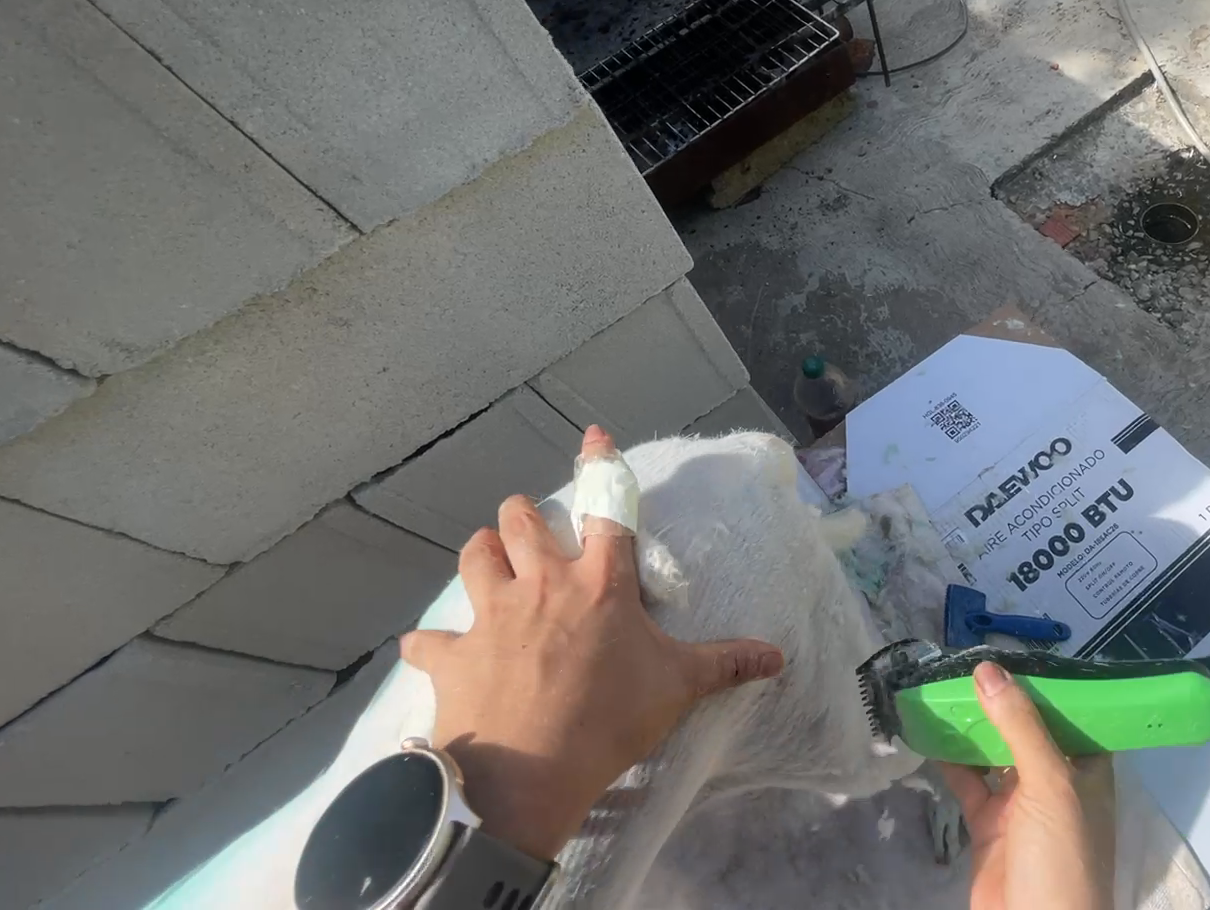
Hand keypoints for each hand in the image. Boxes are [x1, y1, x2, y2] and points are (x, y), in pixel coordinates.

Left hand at [400, 426, 784, 860]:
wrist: (525, 776)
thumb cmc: (610, 718)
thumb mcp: (679, 686)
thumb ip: (727, 663)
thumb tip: (780, 656)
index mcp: (600, 582)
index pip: (607, 507)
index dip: (602, 464)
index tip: (594, 432)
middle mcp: (543, 583)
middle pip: (521, 522)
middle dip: (524, 514)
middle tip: (530, 525)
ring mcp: (491, 615)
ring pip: (474, 557)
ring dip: (481, 552)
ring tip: (487, 556)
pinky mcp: (452, 656)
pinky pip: (429, 641)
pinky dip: (432, 644)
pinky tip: (431, 651)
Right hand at [940, 662, 1103, 909]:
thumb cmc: (1061, 859)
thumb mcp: (1050, 784)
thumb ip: (1020, 725)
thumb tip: (988, 669)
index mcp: (1086, 769)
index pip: (1071, 713)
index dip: (1045, 683)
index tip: (1013, 651)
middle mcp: (1056, 781)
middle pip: (1027, 728)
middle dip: (999, 699)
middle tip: (964, 662)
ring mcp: (1021, 805)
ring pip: (994, 751)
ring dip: (971, 725)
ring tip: (941, 687)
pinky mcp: (990, 826)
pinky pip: (968, 782)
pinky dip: (949, 759)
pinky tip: (929, 732)